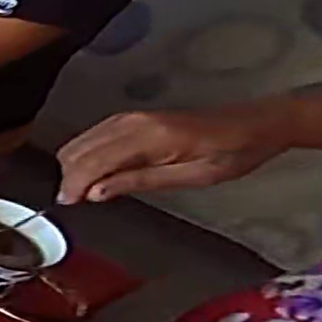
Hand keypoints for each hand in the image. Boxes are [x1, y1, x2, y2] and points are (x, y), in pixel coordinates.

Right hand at [55, 105, 290, 203]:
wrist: (254, 123)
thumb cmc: (232, 153)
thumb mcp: (193, 177)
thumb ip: (139, 182)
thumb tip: (94, 193)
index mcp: (149, 137)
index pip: (93, 161)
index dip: (74, 184)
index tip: (66, 202)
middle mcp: (128, 123)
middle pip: (76, 151)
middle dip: (69, 178)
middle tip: (77, 200)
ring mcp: (123, 118)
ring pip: (76, 145)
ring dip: (73, 169)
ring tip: (86, 189)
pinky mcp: (122, 119)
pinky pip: (87, 139)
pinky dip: (82, 158)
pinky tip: (95, 173)